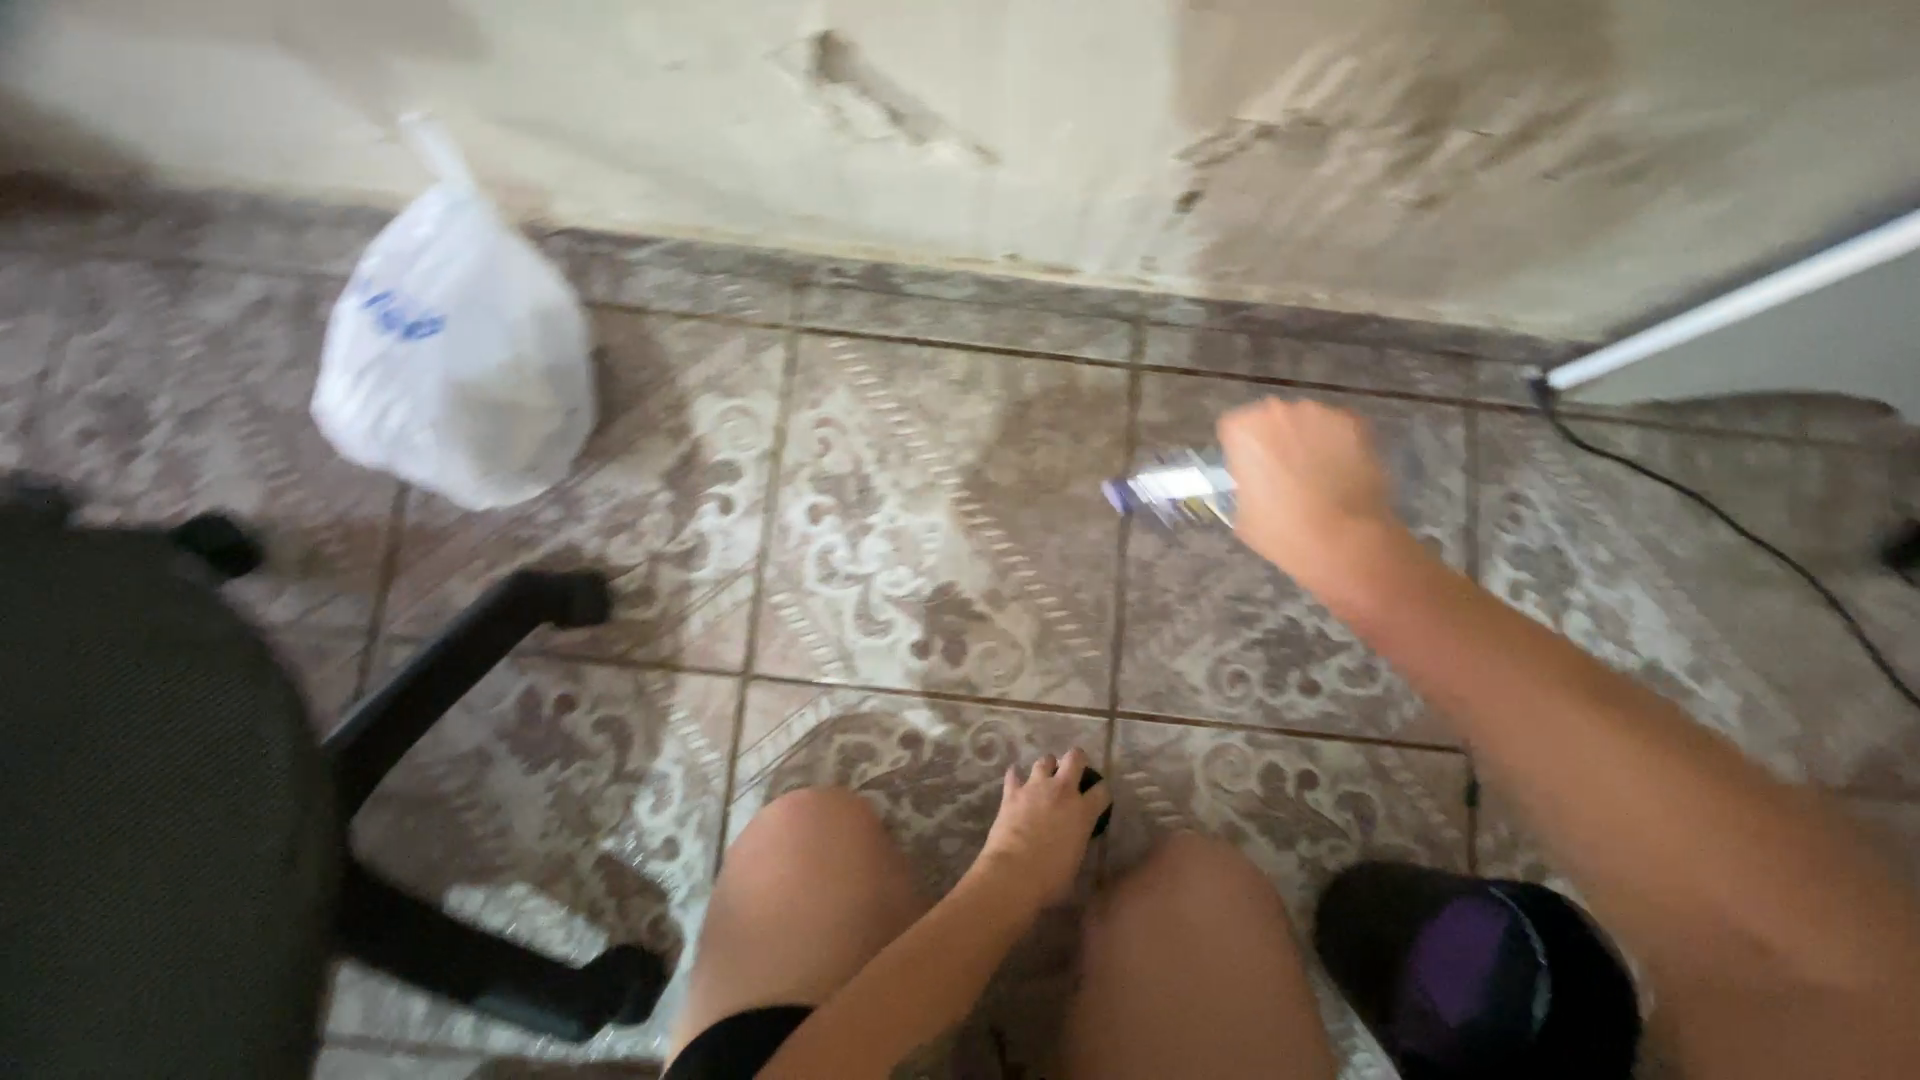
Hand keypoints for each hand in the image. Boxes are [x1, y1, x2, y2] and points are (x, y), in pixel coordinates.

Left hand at [974, 748, 1110, 908]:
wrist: (1013, 874)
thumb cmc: (1050, 878)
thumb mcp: (1076, 861)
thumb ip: (1078, 841)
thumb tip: (1073, 840)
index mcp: (1083, 811)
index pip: (1102, 790)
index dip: (1101, 793)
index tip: (1097, 799)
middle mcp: (1062, 791)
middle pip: (1075, 758)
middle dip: (1076, 760)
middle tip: (1073, 772)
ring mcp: (1035, 788)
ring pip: (1044, 760)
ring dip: (1047, 767)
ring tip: (1044, 778)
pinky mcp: (1012, 792)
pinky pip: (1013, 774)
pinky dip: (1015, 776)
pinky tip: (1015, 782)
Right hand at [1217, 396, 1404, 589]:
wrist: (1344, 539)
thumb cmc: (1282, 532)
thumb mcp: (1242, 513)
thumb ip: (1244, 484)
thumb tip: (1255, 481)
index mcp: (1242, 430)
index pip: (1233, 428)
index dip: (1242, 450)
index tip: (1251, 470)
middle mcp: (1277, 411)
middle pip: (1269, 418)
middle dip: (1275, 439)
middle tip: (1284, 471)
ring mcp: (1319, 413)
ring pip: (1305, 420)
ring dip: (1306, 439)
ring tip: (1317, 473)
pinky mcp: (1355, 422)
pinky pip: (1336, 428)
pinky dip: (1336, 443)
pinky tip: (1341, 470)